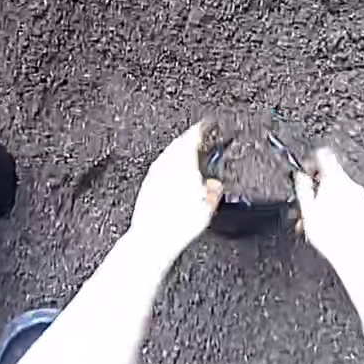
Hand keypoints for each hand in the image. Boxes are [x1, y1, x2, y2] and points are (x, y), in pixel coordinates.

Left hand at [126, 122, 223, 258]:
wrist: (153, 238)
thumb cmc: (178, 223)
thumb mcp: (209, 206)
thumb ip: (214, 189)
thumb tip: (216, 184)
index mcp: (183, 161)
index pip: (193, 136)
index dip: (202, 129)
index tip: (207, 126)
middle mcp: (167, 163)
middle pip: (179, 143)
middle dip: (190, 139)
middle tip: (199, 139)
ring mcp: (155, 173)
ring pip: (168, 154)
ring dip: (179, 151)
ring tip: (188, 157)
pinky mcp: (147, 183)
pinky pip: (160, 166)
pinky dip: (170, 165)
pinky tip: (174, 175)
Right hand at [292, 148, 363, 274]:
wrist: (358, 257)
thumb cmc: (334, 237)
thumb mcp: (307, 211)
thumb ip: (302, 187)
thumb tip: (299, 175)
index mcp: (335, 179)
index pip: (322, 154)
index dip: (309, 161)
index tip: (303, 173)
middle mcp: (349, 184)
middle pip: (329, 174)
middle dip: (315, 186)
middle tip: (305, 202)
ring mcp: (358, 196)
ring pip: (336, 189)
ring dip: (322, 200)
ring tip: (313, 220)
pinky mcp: (363, 208)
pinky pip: (344, 200)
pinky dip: (333, 208)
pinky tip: (326, 225)